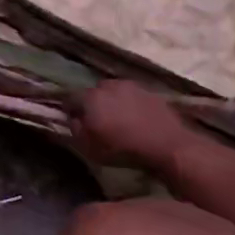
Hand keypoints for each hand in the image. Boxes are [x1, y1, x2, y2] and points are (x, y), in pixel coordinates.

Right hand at [71, 81, 197, 169]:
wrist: (165, 145)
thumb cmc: (121, 149)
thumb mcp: (88, 148)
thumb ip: (75, 129)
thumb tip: (73, 118)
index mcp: (90, 98)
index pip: (70, 97)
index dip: (68, 109)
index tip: (71, 119)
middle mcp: (109, 85)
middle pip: (93, 91)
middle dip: (91, 103)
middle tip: (95, 119)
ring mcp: (131, 86)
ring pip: (114, 91)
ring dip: (111, 101)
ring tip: (116, 117)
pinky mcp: (150, 91)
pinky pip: (131, 95)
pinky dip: (129, 103)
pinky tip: (133, 117)